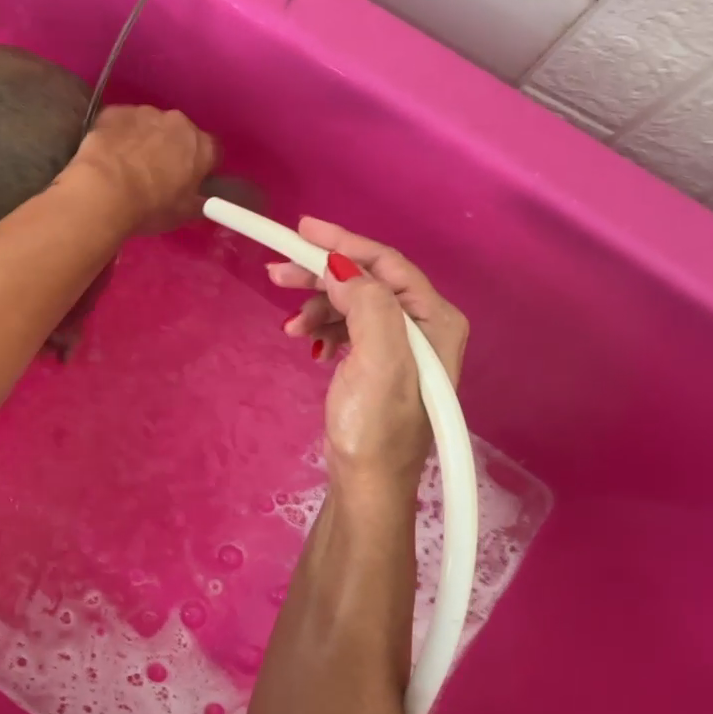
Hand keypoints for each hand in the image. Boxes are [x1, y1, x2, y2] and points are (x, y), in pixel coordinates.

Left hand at [64, 105, 217, 234]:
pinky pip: (121, 123)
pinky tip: (108, 156)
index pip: (212, 153)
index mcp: (202, 147)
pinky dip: (118, 135)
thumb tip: (202, 202)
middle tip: (155, 176)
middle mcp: (178, 122)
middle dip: (171, 150)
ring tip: (126, 167)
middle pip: (179, 134)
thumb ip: (197, 203)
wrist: (104, 192)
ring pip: (149, 126)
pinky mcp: (115, 112)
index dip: (201, 167)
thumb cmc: (150, 207)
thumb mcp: (182, 215)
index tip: (189, 181)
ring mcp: (145, 113)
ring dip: (143, 141)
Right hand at [267, 218, 468, 483]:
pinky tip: (306, 342)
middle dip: (321, 274)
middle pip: (366, 280)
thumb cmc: (375, 427)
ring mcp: (399, 345)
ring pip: (351, 301)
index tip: (300, 230)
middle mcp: (423, 326)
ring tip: (289, 326)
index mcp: (435, 320)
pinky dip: (322, 327)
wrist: (366, 483)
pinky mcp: (377, 362)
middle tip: (277, 273)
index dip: (343, 244)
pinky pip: (346, 326)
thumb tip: (341, 266)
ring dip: (317, 305)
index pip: (387, 264)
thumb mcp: (378, 361)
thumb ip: (368, 305)